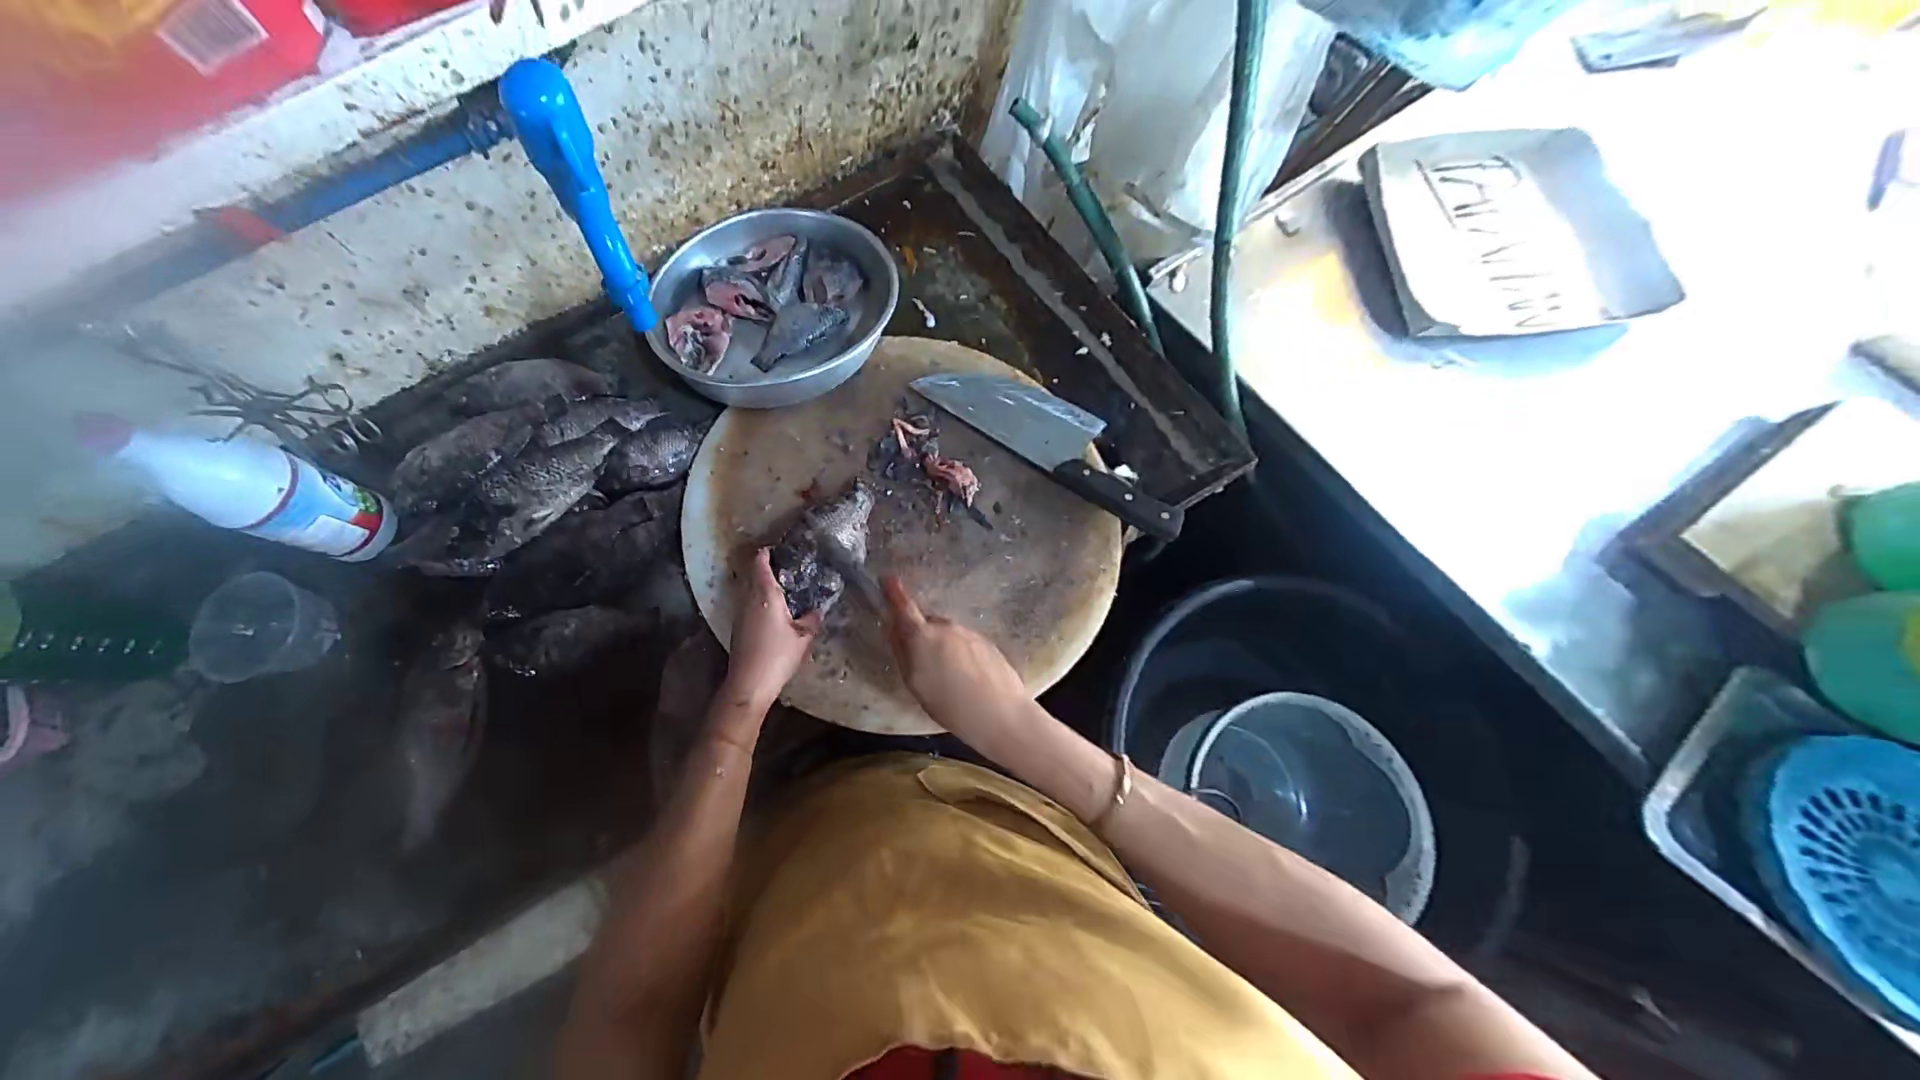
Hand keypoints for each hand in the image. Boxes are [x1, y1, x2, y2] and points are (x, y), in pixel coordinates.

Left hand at [724, 548, 819, 706]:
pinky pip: (749, 604)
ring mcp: (740, 613)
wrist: (749, 684)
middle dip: (767, 568)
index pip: (760, 563)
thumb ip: (812, 619)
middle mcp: (749, 599)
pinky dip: (760, 600)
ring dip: (762, 585)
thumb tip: (817, 610)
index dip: (767, 552)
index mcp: (765, 594)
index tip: (779, 548)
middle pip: (753, 574)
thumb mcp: (804, 637)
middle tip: (788, 567)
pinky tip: (775, 610)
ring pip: (750, 590)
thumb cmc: (777, 656)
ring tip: (784, 587)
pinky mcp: (738, 627)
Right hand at [883, 576, 1033, 753]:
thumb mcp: (916, 684)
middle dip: (920, 635)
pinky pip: (964, 643)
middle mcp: (946, 627)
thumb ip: (902, 653)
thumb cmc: (951, 705)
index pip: (904, 607)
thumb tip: (894, 630)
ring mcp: (969, 633)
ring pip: (947, 634)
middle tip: (921, 664)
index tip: (888, 579)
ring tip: (947, 679)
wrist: (1002, 713)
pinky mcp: (986, 643)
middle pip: (926, 624)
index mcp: (923, 636)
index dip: (894, 593)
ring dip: (942, 647)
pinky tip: (965, 679)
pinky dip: (959, 654)